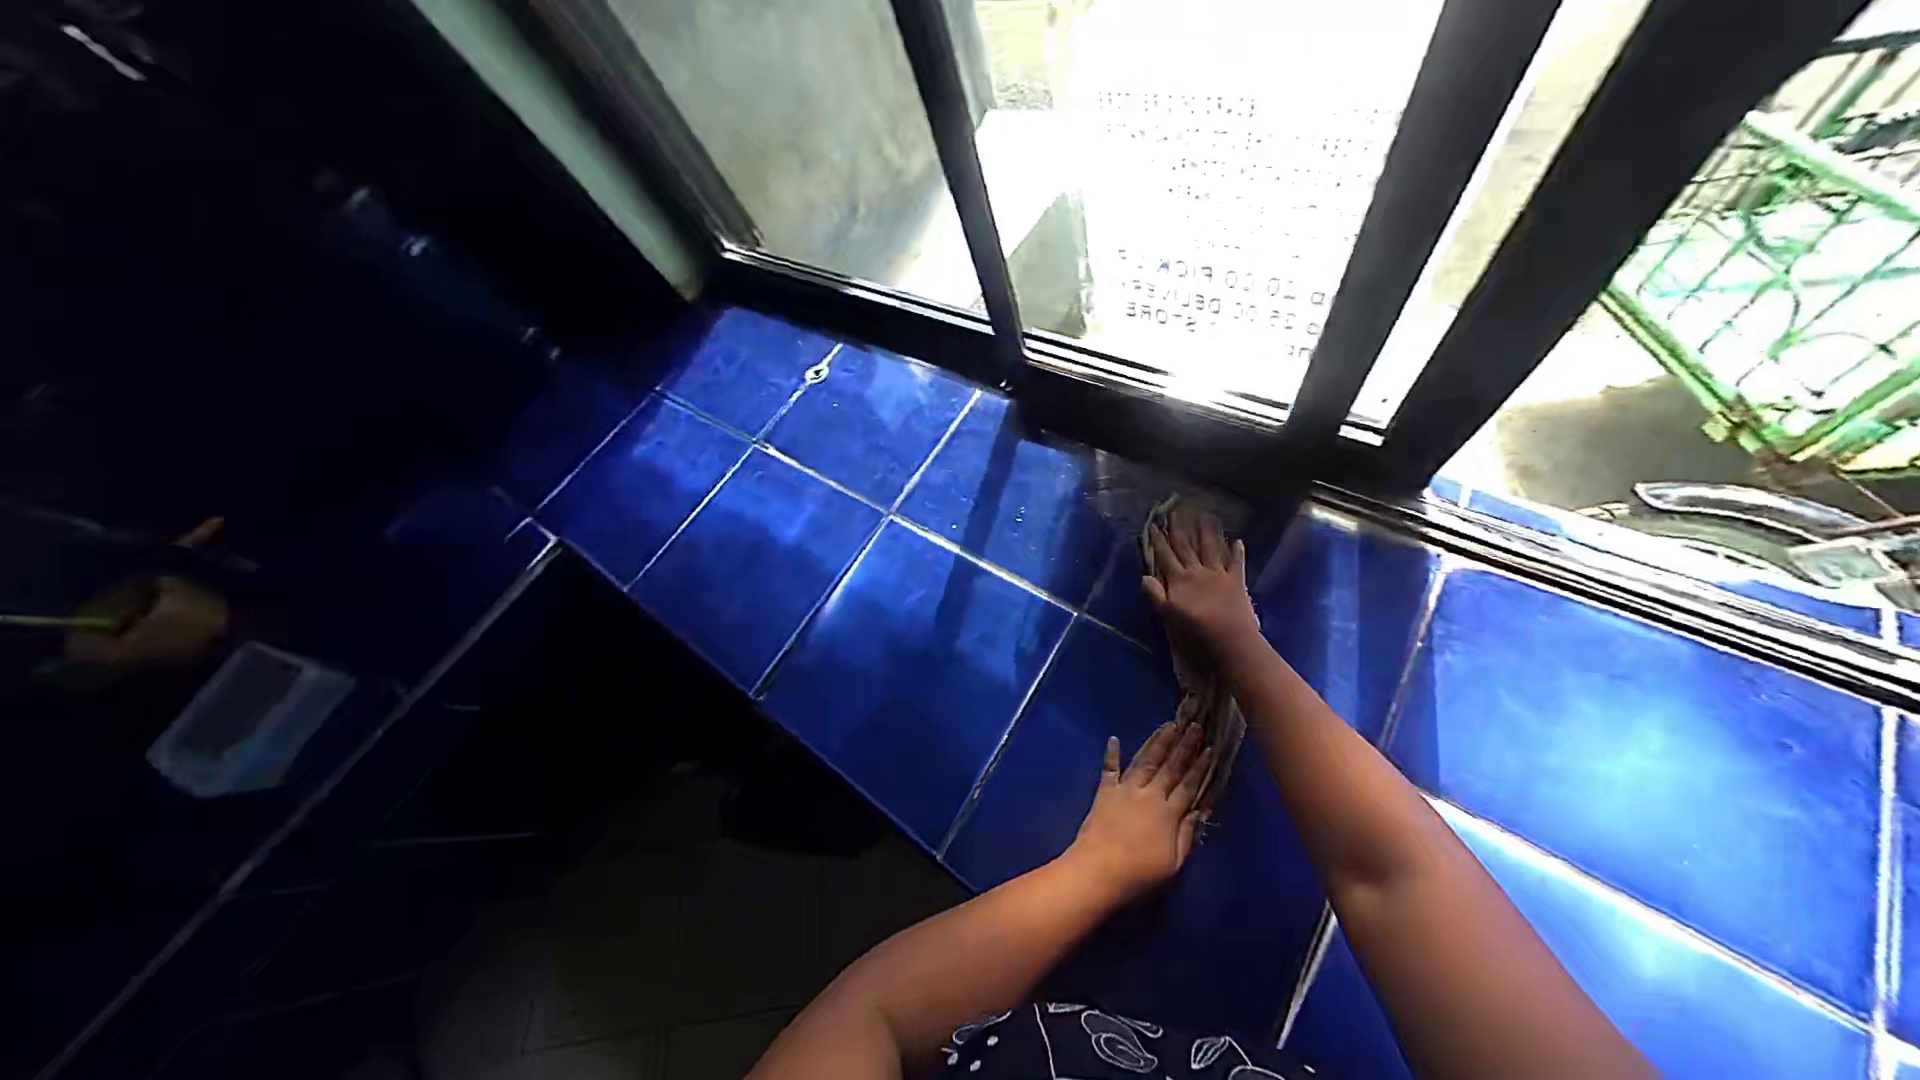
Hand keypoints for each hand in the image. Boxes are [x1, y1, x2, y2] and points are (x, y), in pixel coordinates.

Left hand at [1061, 722, 1214, 903]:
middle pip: (1170, 767)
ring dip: (1158, 742)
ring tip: (1169, 725)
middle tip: (1195, 726)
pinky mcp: (1104, 793)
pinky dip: (1112, 754)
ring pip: (1145, 761)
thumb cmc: (1139, 874)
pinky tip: (1114, 739)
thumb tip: (1199, 810)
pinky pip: (1109, 769)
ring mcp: (1125, 791)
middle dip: (1184, 746)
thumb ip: (1186, 834)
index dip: (1200, 767)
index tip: (1209, 748)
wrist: (1098, 870)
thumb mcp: (1173, 863)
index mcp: (1168, 814)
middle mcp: (1149, 795)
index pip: (1188, 786)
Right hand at [1142, 508, 1259, 652]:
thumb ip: (1156, 594)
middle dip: (1180, 529)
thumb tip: (1144, 577)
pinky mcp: (1236, 580)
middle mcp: (1197, 571)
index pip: (1166, 556)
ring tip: (1205, 515)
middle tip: (1176, 511)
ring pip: (1210, 548)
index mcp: (1180, 579)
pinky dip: (1237, 552)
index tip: (1153, 526)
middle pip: (1187, 547)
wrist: (1228, 633)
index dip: (1159, 541)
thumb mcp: (1169, 612)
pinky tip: (1237, 541)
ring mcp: (1218, 573)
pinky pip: (1236, 563)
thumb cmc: (1196, 625)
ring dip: (1207, 532)